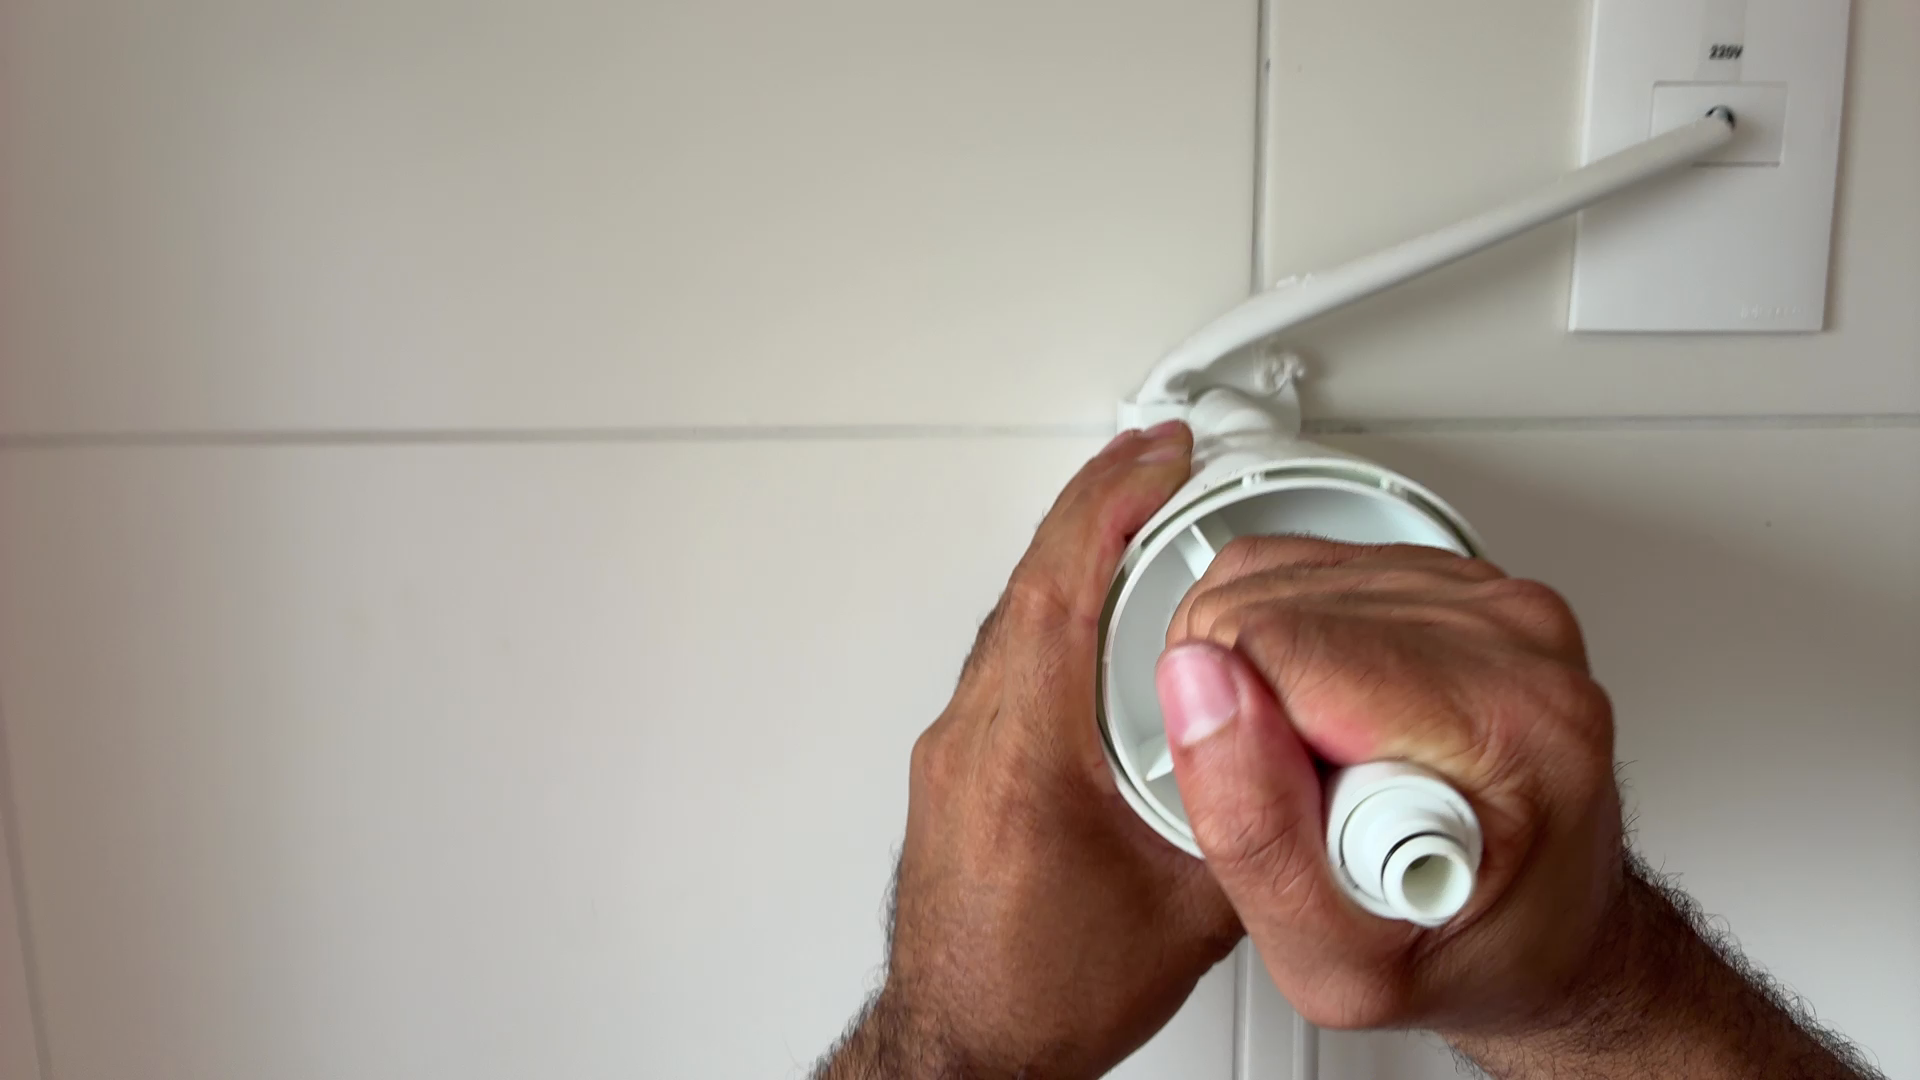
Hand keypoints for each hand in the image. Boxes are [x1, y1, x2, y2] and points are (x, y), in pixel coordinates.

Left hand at [817, 422, 1241, 1079]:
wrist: (963, 1035)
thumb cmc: (1039, 990)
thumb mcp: (1184, 915)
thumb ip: (1238, 821)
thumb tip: (1282, 760)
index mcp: (1024, 755)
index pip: (1057, 592)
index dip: (1107, 507)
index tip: (1152, 458)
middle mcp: (976, 732)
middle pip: (1031, 580)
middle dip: (1093, 504)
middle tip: (1146, 454)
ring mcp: (958, 737)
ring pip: (1014, 608)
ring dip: (1070, 547)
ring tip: (1122, 503)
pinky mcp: (959, 751)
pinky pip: (1005, 646)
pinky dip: (1049, 597)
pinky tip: (1083, 593)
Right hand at [1154, 538, 1621, 1036]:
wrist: (1539, 920)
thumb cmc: (1460, 941)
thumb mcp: (1337, 964)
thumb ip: (1252, 830)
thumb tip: (1195, 681)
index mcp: (1503, 723)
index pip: (1266, 642)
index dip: (1233, 738)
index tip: (1299, 813)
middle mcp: (1503, 635)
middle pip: (1256, 605)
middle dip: (1236, 703)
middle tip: (1302, 789)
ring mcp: (1469, 593)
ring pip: (1256, 579)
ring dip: (1244, 670)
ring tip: (1307, 752)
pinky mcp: (1430, 572)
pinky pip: (1278, 566)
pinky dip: (1257, 631)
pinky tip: (1301, 698)